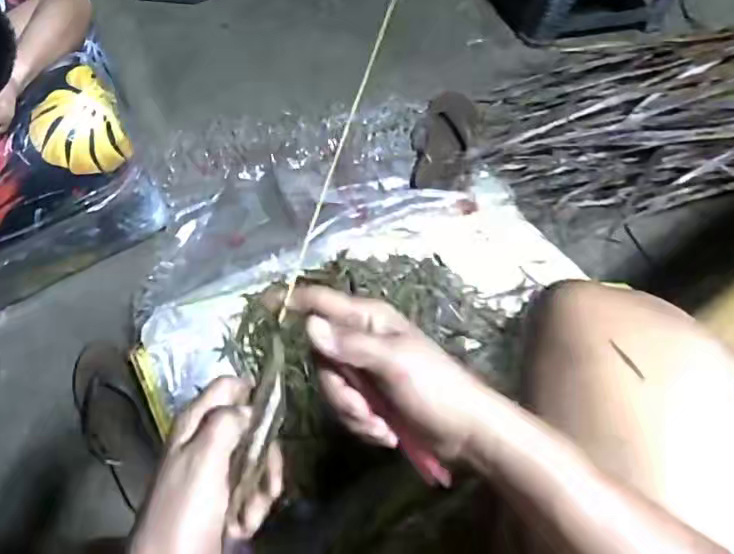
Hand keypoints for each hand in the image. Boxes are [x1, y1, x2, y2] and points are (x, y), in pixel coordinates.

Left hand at [129, 377, 283, 553]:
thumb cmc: (184, 510)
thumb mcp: (203, 458)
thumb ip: (226, 423)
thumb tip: (249, 406)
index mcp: (194, 422)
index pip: (226, 387)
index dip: (251, 393)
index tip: (275, 412)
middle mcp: (203, 442)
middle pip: (248, 429)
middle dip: (264, 456)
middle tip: (270, 483)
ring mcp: (212, 475)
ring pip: (252, 464)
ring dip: (260, 490)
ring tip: (251, 516)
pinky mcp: (219, 505)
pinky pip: (247, 494)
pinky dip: (252, 510)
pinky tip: (244, 528)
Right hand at [286, 285, 497, 465]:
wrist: (469, 434)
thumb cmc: (435, 386)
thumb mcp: (392, 363)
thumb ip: (349, 344)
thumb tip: (307, 323)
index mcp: (367, 317)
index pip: (319, 300)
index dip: (291, 300)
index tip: (263, 305)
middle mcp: (360, 337)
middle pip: (321, 355)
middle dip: (338, 389)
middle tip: (363, 408)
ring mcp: (364, 368)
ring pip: (331, 385)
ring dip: (353, 412)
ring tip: (381, 426)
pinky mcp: (369, 396)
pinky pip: (346, 407)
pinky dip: (363, 424)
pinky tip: (386, 433)